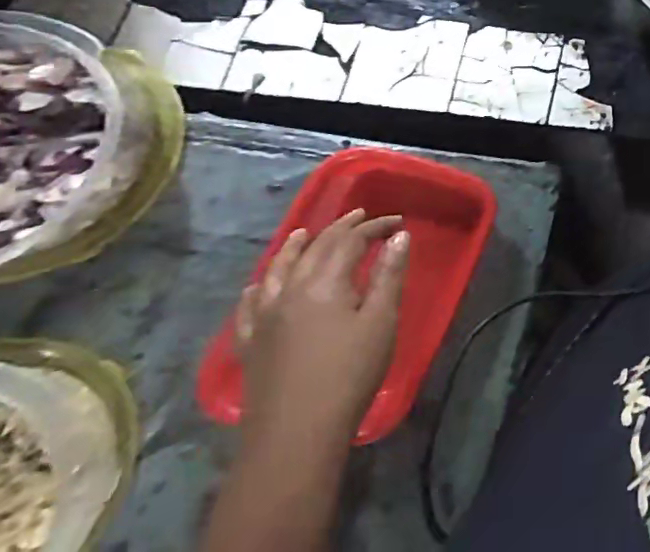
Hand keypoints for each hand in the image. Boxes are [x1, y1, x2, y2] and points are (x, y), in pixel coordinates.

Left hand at [234, 208, 409, 444]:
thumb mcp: (382, 320)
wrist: (296, 432)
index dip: (375, 227)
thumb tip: (399, 237)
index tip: (399, 222)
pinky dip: (259, 286)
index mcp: (323, 284)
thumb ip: (389, 275)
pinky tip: (259, 285)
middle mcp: (288, 293)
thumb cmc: (351, 372)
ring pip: (276, 271)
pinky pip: (249, 305)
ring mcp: (262, 319)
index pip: (349, 241)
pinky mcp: (250, 344)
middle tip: (364, 216)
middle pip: (314, 250)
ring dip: (294, 248)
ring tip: (304, 232)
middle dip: (341, 229)